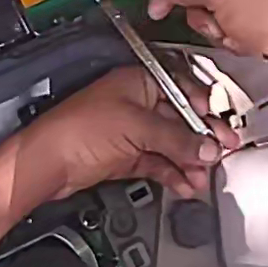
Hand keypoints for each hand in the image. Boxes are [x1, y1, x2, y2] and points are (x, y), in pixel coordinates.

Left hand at [8, 67, 237, 202]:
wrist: (48, 163)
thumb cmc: (76, 130)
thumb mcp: (136, 127)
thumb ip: (176, 138)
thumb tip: (206, 145)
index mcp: (137, 83)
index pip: (182, 90)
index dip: (204, 108)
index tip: (220, 126)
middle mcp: (136, 104)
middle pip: (180, 120)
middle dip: (201, 139)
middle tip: (220, 153)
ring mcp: (131, 131)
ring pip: (171, 145)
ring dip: (189, 160)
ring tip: (202, 175)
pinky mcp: (126, 156)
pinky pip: (158, 162)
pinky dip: (172, 173)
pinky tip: (184, 184)